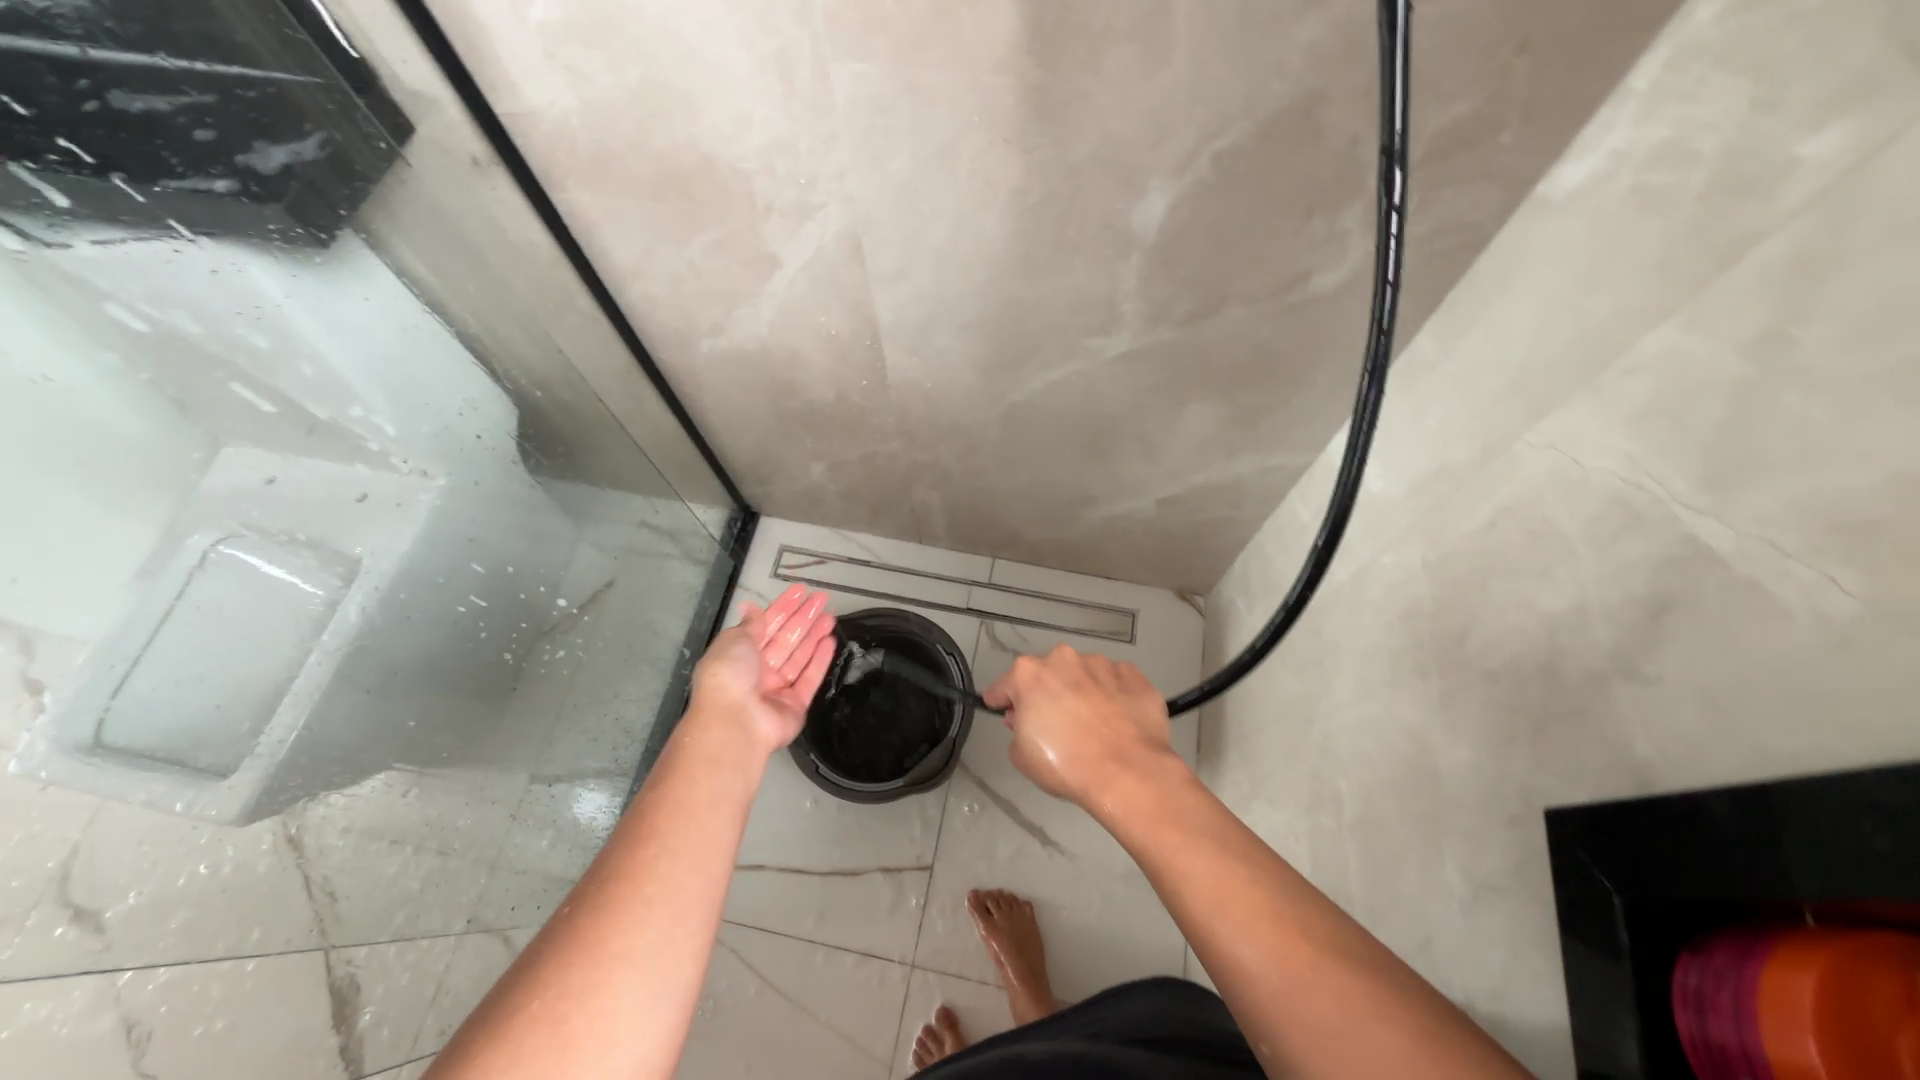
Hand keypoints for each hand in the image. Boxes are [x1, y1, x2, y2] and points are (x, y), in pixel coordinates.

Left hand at [688, 584, 837, 755]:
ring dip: (814, 635)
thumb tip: (752, 608)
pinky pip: (809, 678)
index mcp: (739, 654)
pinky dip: (820, 660)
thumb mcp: (733, 641)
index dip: (783, 607)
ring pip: (799, 656)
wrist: (735, 721)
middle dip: (803, 617)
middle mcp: (758, 670)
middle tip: (822, 598)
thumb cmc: (729, 675)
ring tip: (831, 616)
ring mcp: (777, 688)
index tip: (801, 590)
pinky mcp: (795, 704)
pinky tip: (831, 641)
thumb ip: (750, 626)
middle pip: (785, 639)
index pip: (765, 625)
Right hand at [981, 644, 1188, 808]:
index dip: (1001, 700)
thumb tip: (1029, 722)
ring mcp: (1103, 664)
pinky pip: (1116, 684)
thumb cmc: (1065, 764)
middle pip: (1047, 675)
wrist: (1127, 772)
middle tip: (1052, 723)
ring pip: (1084, 676)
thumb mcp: (1021, 756)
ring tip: (1092, 725)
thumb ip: (1017, 731)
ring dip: (1081, 692)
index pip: (1004, 685)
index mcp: (1029, 674)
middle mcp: (1064, 659)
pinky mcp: (1134, 676)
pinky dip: (1113, 697)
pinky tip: (1118, 722)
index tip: (1002, 710)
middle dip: (1045, 693)